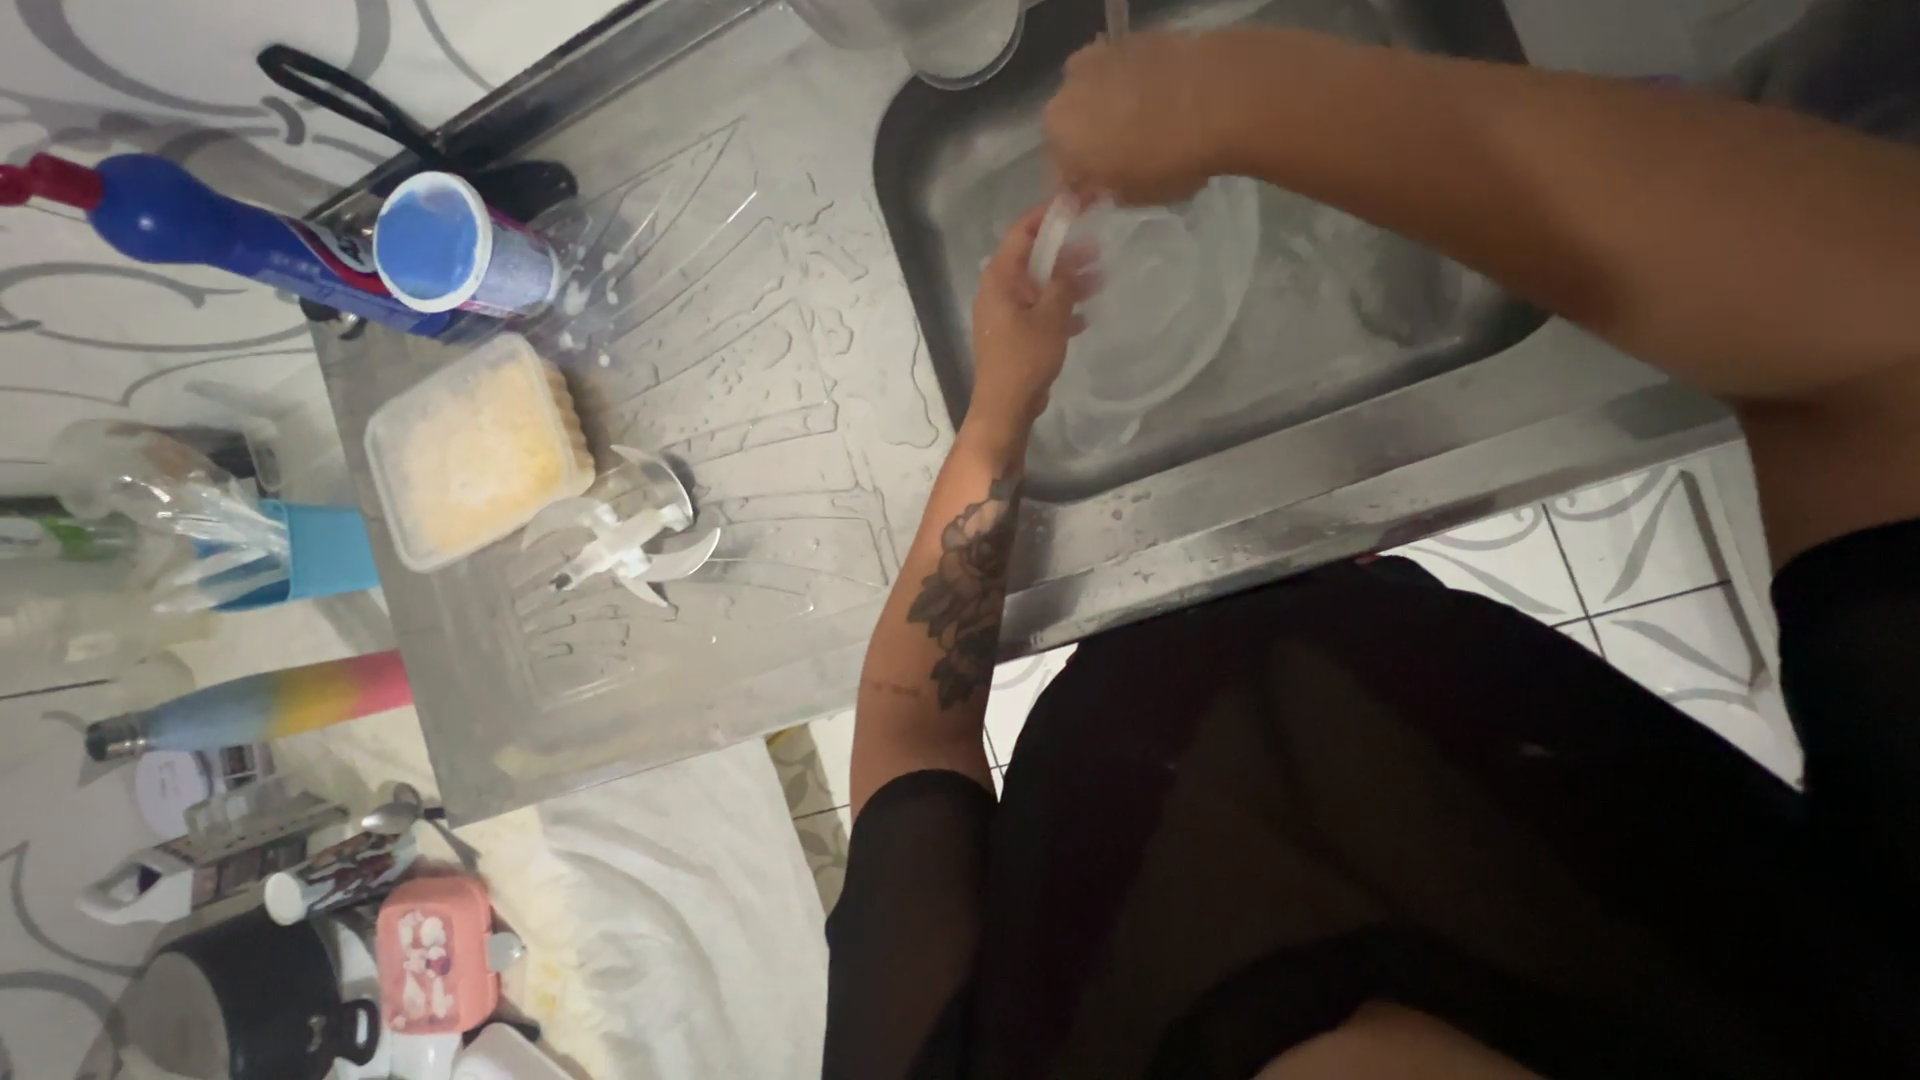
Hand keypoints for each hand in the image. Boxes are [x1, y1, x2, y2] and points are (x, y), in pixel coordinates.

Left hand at [969, 203, 1094, 435]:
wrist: (1006, 407)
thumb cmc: (1025, 358)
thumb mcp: (1050, 317)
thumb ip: (1063, 286)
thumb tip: (1073, 268)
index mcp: (999, 279)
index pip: (1022, 232)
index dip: (1050, 215)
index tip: (1077, 203)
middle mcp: (998, 291)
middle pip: (1033, 259)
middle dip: (1065, 252)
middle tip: (1098, 246)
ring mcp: (1005, 315)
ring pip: (1039, 287)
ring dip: (1067, 282)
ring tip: (1100, 278)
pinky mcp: (1014, 336)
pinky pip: (1039, 312)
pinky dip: (1060, 310)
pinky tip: (1085, 316)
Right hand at [1044, 31, 1235, 204]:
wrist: (1218, 98)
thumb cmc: (1169, 161)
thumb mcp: (1135, 197)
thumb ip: (1108, 191)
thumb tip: (1102, 185)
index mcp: (1060, 144)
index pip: (1062, 176)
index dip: (1082, 188)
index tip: (1102, 193)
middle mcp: (1064, 99)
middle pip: (1069, 129)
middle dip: (1088, 144)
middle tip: (1121, 158)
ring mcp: (1093, 62)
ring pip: (1088, 95)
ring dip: (1103, 110)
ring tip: (1138, 124)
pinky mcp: (1124, 39)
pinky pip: (1114, 71)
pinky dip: (1125, 84)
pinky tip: (1152, 96)